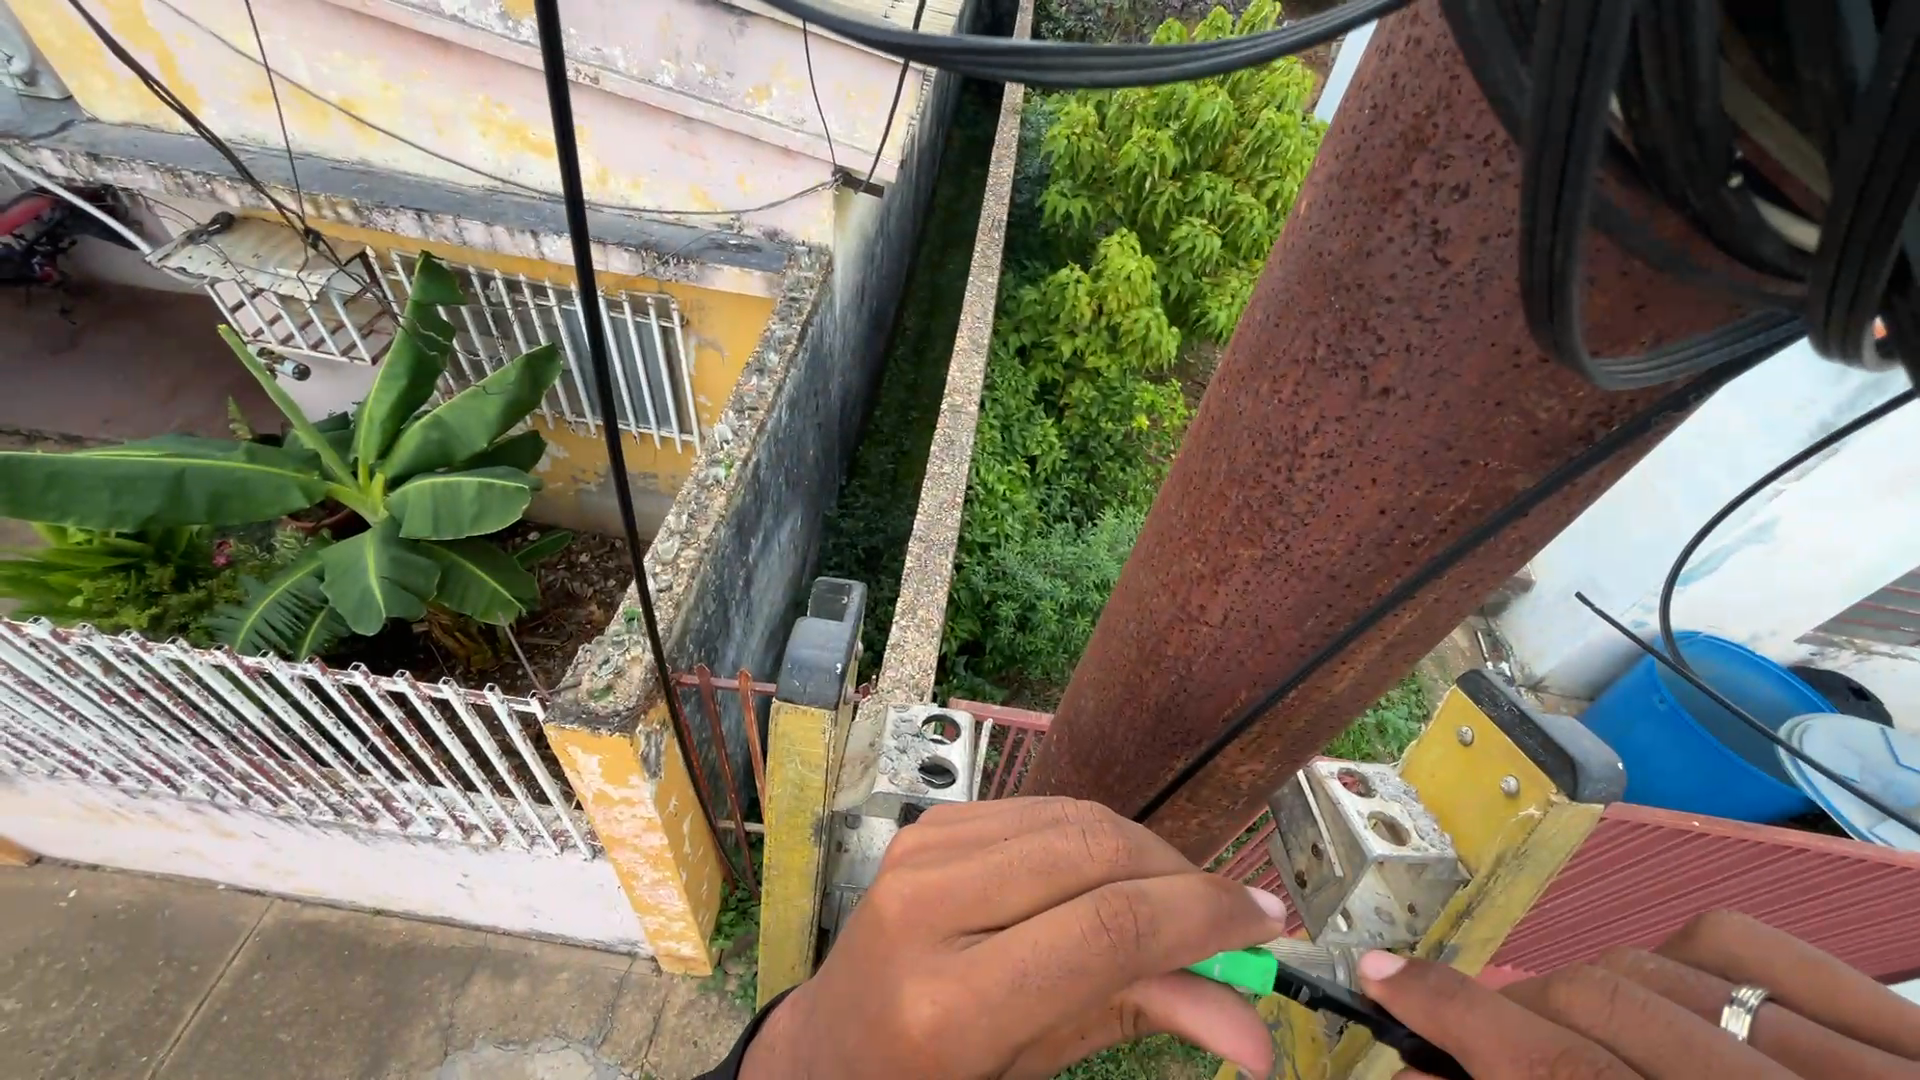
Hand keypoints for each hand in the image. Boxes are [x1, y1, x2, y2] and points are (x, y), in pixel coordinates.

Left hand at [740, 797, 1291, 1078]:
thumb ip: (1136, 1016)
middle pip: (1095, 852)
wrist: (833, 1042)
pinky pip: (1040, 809)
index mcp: (951, 1002)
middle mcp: (930, 906)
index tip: (1265, 923)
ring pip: (1075, 817)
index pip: (1107, 927)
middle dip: (1181, 876)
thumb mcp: (1035, 1065)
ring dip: (1145, 851)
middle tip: (1230, 916)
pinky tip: (1114, 871)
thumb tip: (1251, 1024)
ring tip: (1177, 897)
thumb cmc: (934, 1078)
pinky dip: (1095, 834)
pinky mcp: (930, 823)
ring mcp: (923, 850)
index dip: (1202, 916)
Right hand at [1360, 909, 1919, 1077]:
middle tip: (1481, 1036)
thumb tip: (1443, 1068)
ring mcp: (1880, 1073)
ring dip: (1586, 991)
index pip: (1555, 1070)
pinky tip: (1666, 991)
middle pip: (1594, 1006)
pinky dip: (1677, 951)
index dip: (1452, 1014)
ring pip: (1656, 967)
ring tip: (1582, 1032)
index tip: (1382, 977)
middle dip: (1513, 1010)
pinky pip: (1750, 944)